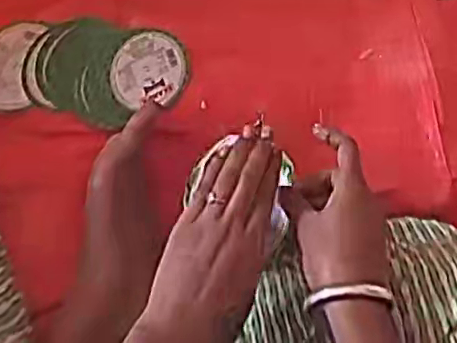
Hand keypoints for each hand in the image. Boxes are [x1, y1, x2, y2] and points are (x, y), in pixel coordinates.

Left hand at [129, 123, 282, 342]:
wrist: (178, 330)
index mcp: (253, 243)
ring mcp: (209, 221)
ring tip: (248, 133)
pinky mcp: (186, 222)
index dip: (273, 169)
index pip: (267, 194)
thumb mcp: (248, 284)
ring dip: (240, 151)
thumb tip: (258, 232)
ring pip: (229, 176)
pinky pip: (205, 185)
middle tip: (267, 132)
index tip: (278, 153)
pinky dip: (215, 165)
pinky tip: (221, 152)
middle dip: (260, 152)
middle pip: (250, 178)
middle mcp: (233, 226)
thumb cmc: (213, 319)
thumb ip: (254, 251)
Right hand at [280, 125, 390, 290]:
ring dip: (323, 200)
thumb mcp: (306, 226)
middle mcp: (368, 196)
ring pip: (345, 196)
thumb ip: (295, 202)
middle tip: (294, 200)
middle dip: (315, 184)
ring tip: (302, 218)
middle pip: (340, 176)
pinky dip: (334, 214)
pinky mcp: (373, 237)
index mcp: (353, 186)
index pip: (346, 147)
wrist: (355, 301)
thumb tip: (285, 191)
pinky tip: (317, 231)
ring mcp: (373, 217)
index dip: (330, 136)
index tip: (316, 131)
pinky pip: (352, 213)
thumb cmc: (330, 256)